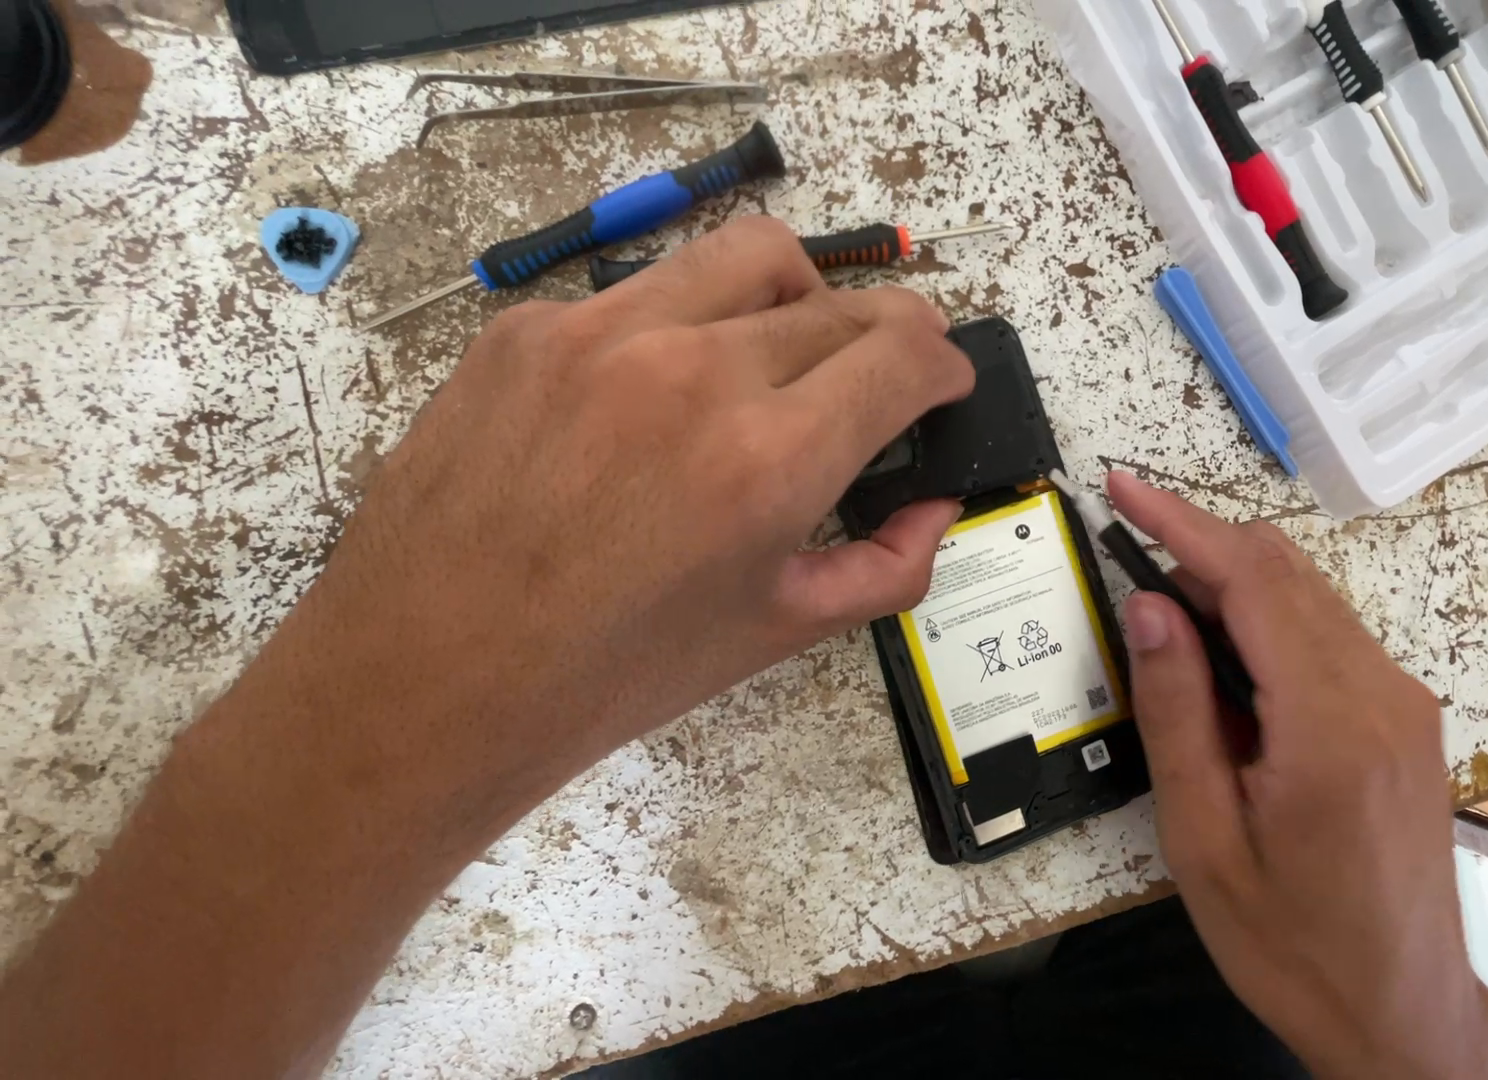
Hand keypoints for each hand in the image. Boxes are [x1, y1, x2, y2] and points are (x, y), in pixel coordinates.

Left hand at [261, 216, 974, 817]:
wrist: (432, 679)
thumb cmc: (620, 671)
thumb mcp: (782, 629)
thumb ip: (890, 565)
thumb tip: (936, 506)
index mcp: (768, 459)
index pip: (902, 353)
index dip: (944, 362)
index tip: (943, 384)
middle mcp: (693, 370)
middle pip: (842, 299)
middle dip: (892, 335)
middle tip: (887, 379)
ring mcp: (601, 332)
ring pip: (753, 256)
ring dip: (805, 296)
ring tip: (793, 354)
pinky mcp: (529, 326)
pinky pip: (651, 292)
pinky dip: (696, 327)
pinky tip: (668, 395)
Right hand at [1109, 472, 1487, 1079]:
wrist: (1403, 1016)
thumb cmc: (1288, 941)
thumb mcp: (1201, 836)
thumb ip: (1175, 711)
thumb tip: (1149, 605)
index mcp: (1331, 725)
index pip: (1251, 582)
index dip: (1180, 522)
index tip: (1123, 486)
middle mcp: (1382, 691)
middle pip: (1282, 571)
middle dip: (1197, 549)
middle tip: (1130, 574)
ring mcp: (1401, 699)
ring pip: (1304, 593)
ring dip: (1227, 583)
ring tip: (1167, 628)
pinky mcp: (1402, 713)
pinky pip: (1323, 630)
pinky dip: (1261, 618)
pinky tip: (1222, 664)